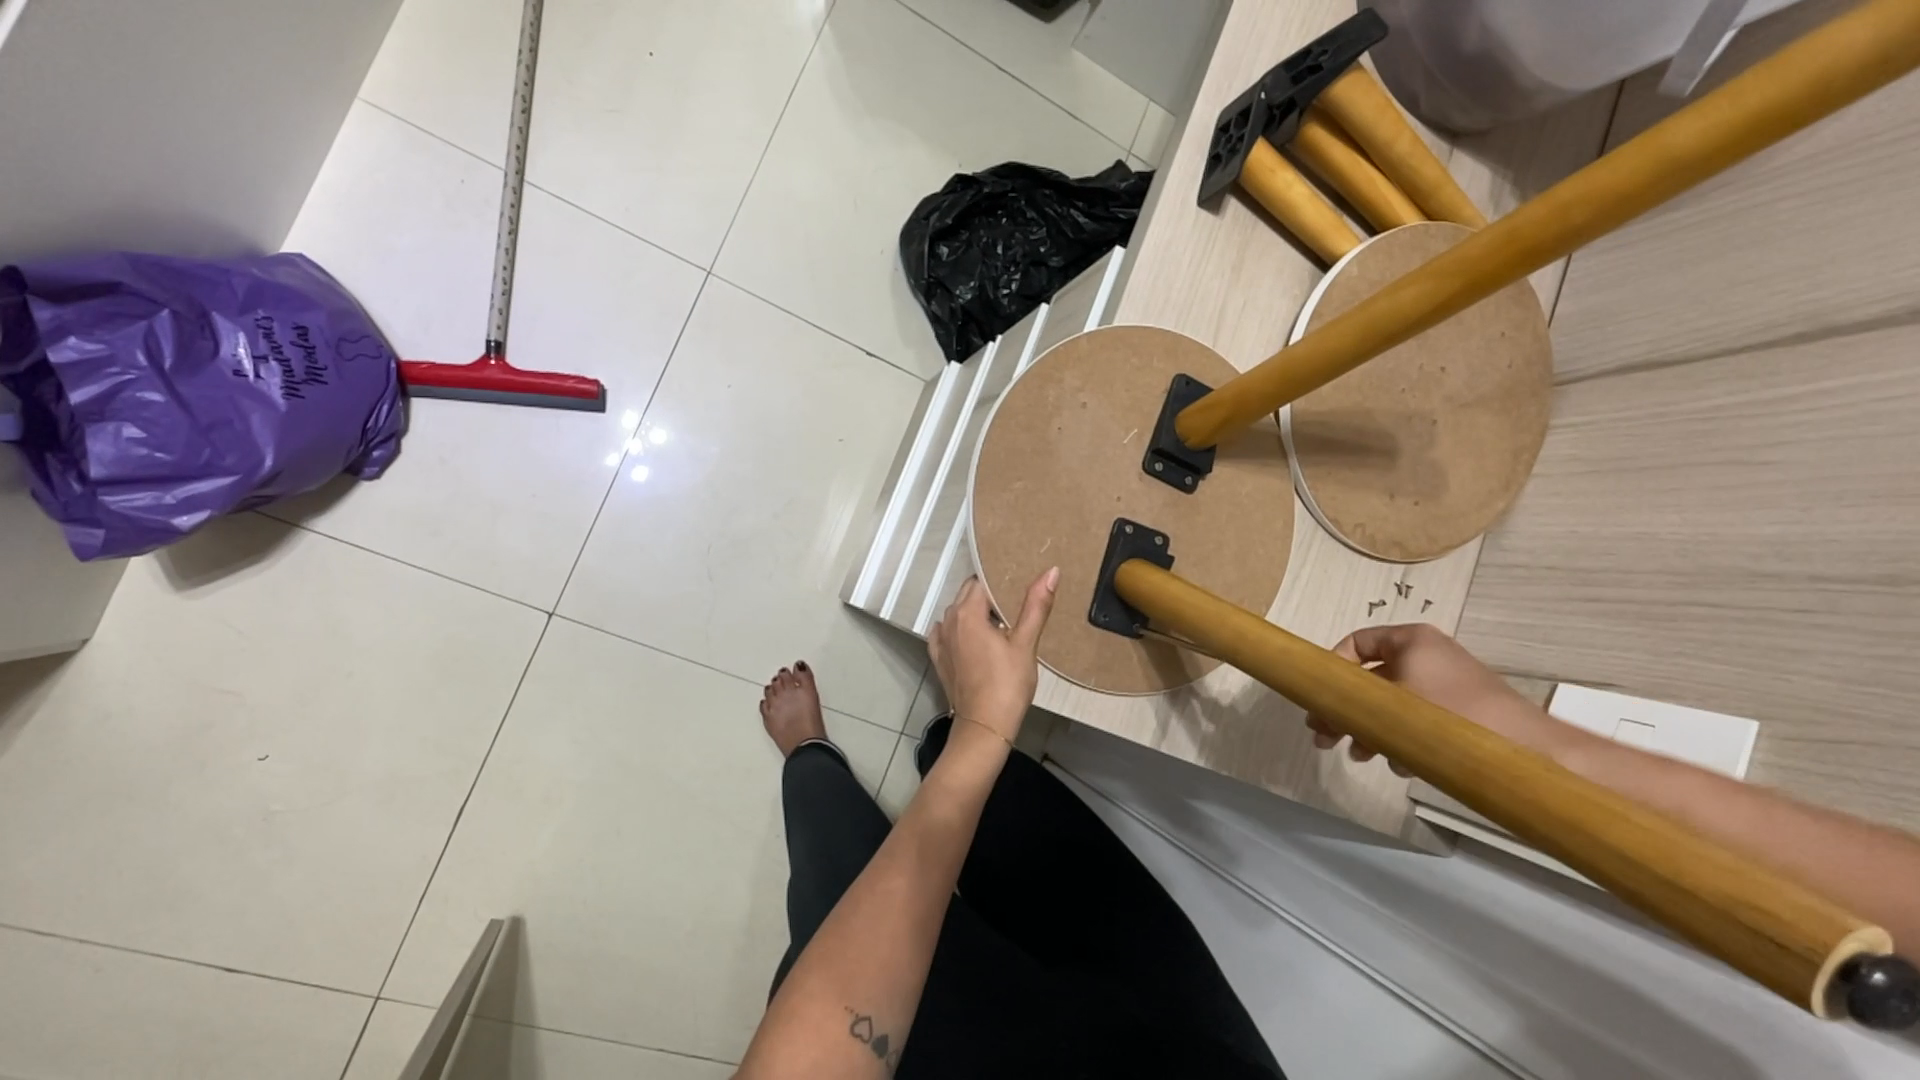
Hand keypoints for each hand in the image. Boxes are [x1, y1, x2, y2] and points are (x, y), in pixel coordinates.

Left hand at [927, 569, 1058, 745]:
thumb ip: (1036, 605)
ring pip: (956, 613)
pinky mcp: (940, 659)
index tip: (1018, 581)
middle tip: (1014, 601)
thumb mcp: (1025, 643)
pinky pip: (946, 633)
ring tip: (1000, 620)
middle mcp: (949, 622)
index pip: (982, 581)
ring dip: (975, 611)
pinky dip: (959, 629)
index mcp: (968, 613)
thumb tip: (1051, 571)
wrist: (984, 726)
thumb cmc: (1007, 684)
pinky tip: (973, 636)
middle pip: (967, 594)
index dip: (1000, 579)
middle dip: (988, 593)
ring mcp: (941, 642)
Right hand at [1305, 623, 1561, 773]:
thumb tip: (1320, 717)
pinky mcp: (1459, 711)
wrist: (1525, 749)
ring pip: (1390, 703)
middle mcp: (1427, 655)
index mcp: (1411, 640)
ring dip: (1368, 728)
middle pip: (1370, 678)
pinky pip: (1414, 719)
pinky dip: (1398, 736)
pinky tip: (1395, 763)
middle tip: (1324, 736)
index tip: (1320, 699)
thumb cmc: (1449, 715)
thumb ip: (1348, 707)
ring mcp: (1444, 684)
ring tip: (1358, 756)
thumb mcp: (1388, 706)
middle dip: (1346, 709)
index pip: (1355, 642)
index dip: (1332, 669)